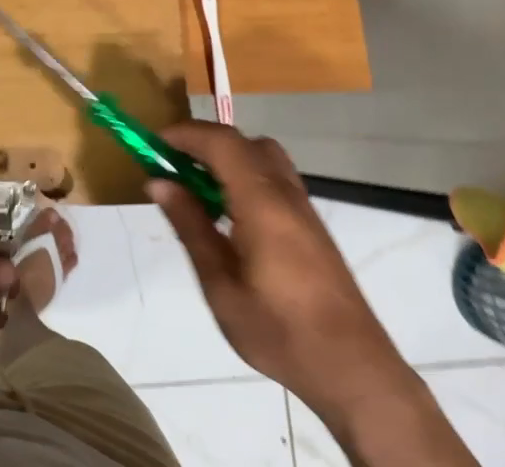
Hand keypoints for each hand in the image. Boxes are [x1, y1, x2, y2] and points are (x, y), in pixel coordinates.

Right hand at [146, 122, 417, 421]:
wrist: (353, 369)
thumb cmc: (278, 331)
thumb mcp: (220, 285)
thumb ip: (191, 227)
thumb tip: (159, 182)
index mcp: (263, 204)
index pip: (222, 143)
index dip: (185, 134)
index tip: (152, 145)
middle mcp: (287, 196)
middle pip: (245, 143)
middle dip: (204, 143)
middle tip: (171, 167)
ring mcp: (304, 211)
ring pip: (264, 158)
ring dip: (227, 159)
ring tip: (196, 190)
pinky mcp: (312, 227)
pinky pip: (275, 180)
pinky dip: (245, 177)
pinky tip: (228, 215)